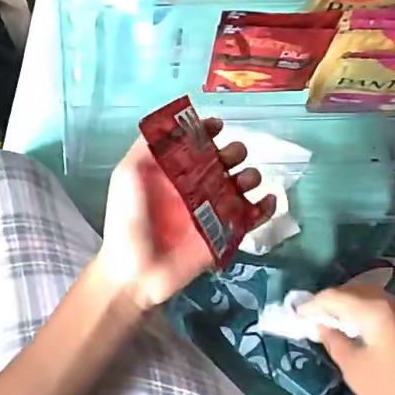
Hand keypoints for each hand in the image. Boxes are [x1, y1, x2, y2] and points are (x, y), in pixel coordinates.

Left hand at [96, 118, 274, 308]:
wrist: (135, 271)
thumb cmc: (127, 221)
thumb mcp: (127, 177)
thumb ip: (144, 149)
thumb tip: (170, 123)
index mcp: (171, 172)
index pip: (196, 144)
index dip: (207, 131)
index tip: (217, 125)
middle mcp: (193, 187)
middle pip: (223, 161)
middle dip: (233, 152)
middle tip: (230, 157)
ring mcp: (210, 211)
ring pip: (241, 186)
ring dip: (250, 176)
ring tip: (245, 179)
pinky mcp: (224, 235)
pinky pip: (251, 217)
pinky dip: (265, 207)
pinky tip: (267, 200)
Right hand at [302, 285, 394, 394]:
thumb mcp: (355, 369)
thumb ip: (335, 341)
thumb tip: (324, 325)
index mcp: (377, 310)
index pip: (336, 296)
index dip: (312, 304)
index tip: (295, 314)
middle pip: (358, 292)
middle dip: (333, 301)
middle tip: (313, 316)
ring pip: (376, 302)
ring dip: (353, 308)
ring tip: (335, 324)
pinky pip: (390, 315)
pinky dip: (370, 317)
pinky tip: (364, 334)